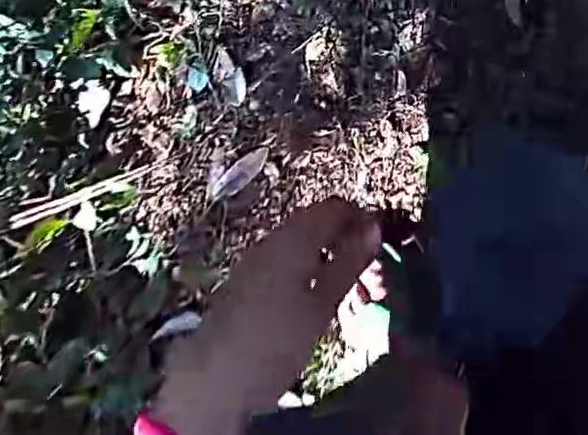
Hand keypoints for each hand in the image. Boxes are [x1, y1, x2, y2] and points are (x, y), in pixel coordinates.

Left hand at [153, 199, 382, 434]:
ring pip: (300, 238)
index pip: (336, 207)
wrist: (211, 380)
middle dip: (343, 237)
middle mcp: (275, 235)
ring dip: (324, 252)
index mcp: (297, 235)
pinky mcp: (245, 275)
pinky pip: (284, 254)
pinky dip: (304, 263)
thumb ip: (350, 262)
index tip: (376, 244)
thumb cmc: (276, 341)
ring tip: (340, 285)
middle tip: (363, 268)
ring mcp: (257, 254)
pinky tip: (309, 294)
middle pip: (317, 220)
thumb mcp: (323, 305)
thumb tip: (374, 228)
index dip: (360, 219)